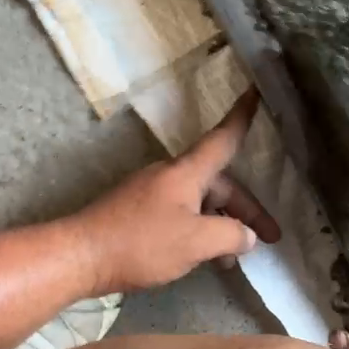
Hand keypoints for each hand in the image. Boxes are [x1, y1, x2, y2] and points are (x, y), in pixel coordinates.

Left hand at [68, 89, 282, 295]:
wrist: (80, 256)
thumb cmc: (141, 243)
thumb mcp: (195, 242)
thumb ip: (229, 235)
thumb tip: (246, 236)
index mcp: (186, 172)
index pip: (223, 139)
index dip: (242, 116)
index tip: (256, 90)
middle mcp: (170, 176)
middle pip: (217, 183)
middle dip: (245, 210)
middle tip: (268, 238)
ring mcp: (151, 193)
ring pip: (198, 202)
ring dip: (220, 225)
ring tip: (234, 258)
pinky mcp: (137, 213)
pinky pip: (179, 215)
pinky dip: (197, 230)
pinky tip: (201, 257)